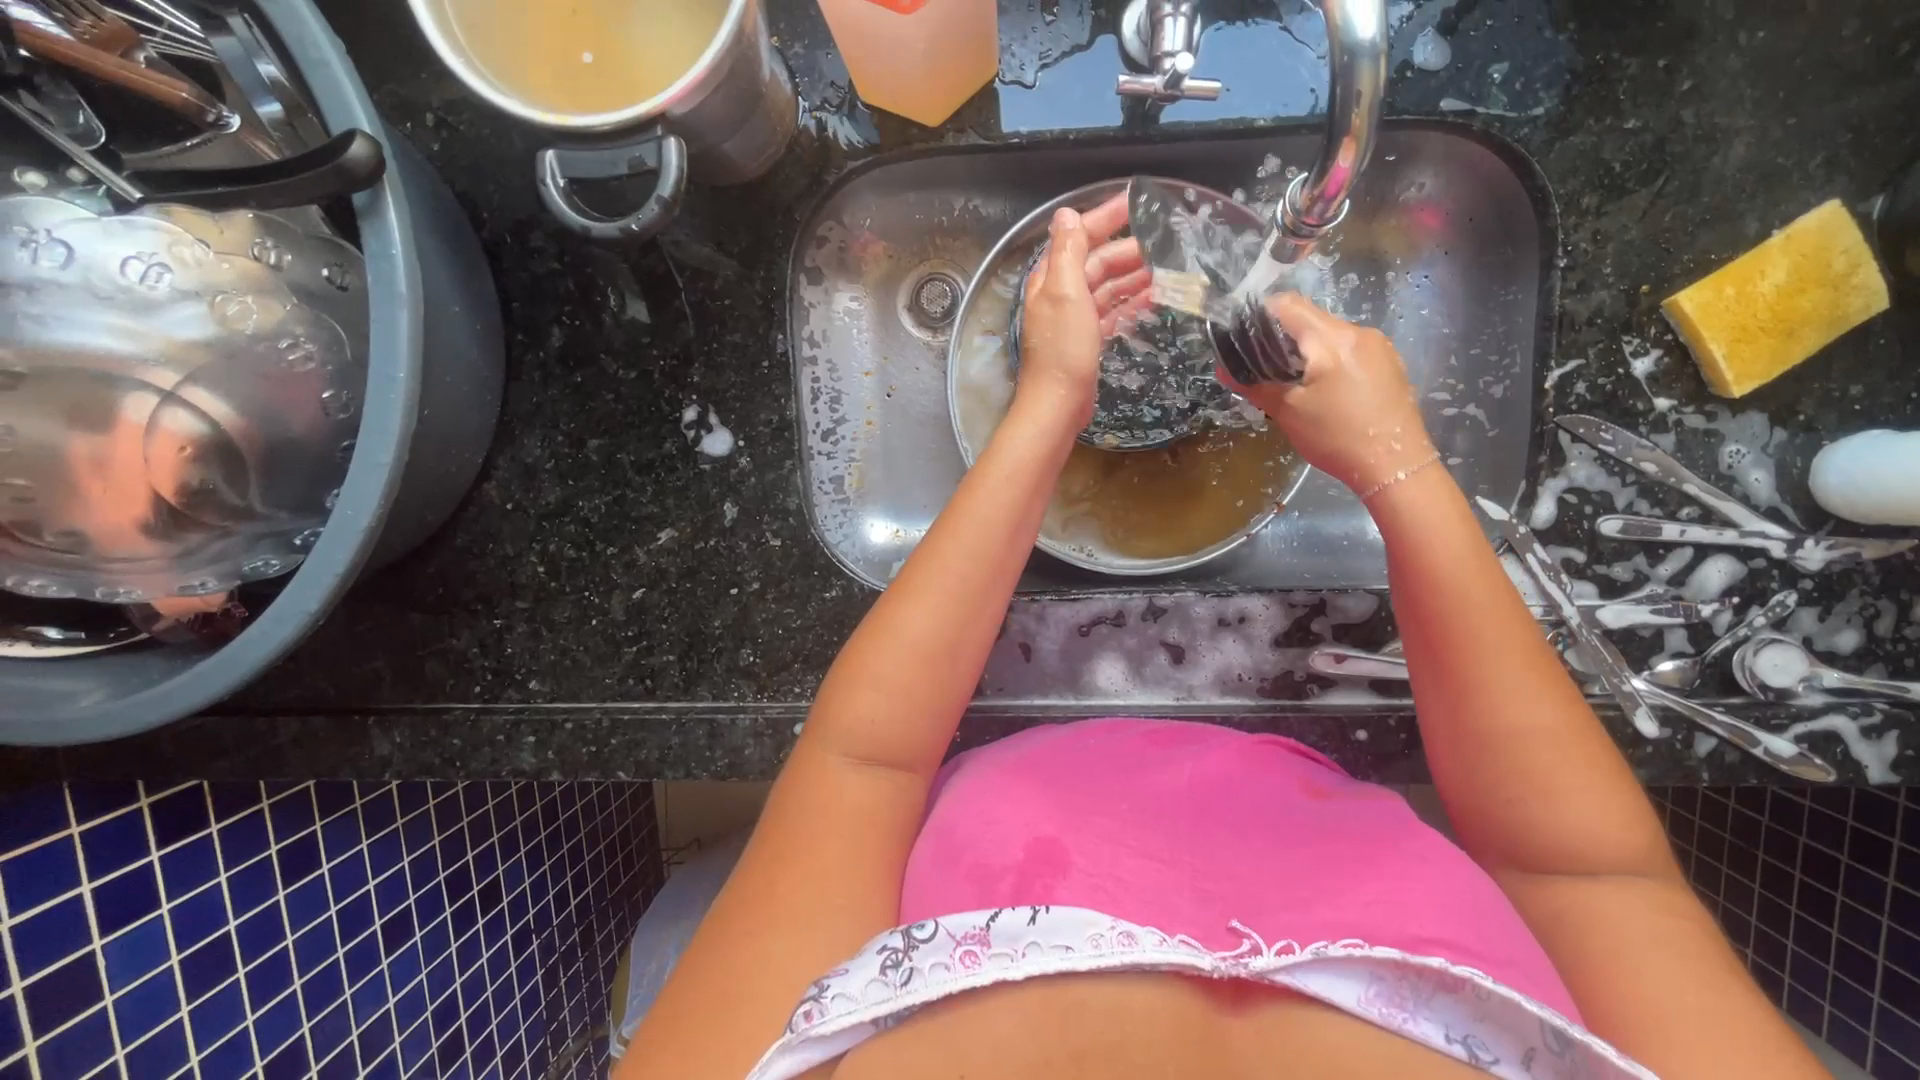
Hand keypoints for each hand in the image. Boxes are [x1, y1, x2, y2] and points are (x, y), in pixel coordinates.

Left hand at [1016, 194, 1149, 427]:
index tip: (1137, 200)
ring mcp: (1074, 317)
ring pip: (1108, 286)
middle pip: (1097, 261)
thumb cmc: (1063, 349)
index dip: (1106, 217)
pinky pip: (1113, 311)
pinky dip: (1132, 302)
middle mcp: (1060, 293)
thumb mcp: (1065, 293)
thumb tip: (1066, 213)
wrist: (1059, 404)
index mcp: (1051, 277)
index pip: (1080, 236)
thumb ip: (1067, 252)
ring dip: (1135, 276)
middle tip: (1165, 242)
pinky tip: (1155, 298)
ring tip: (1167, 269)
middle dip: (1128, 249)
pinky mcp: (1087, 339)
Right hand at [1223, 293, 1435, 494]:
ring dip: (1308, 352)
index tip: (1244, 337)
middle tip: (1264, 367)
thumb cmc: (1337, 437)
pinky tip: (1325, 391)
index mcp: (1332, 338)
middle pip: (1311, 319)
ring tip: (1294, 383)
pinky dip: (1330, 362)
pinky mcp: (1390, 364)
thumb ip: (1255, 385)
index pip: (1288, 304)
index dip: (1260, 314)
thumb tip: (1223, 369)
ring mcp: (1379, 347)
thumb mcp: (1288, 412)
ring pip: (1331, 336)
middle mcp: (1359, 332)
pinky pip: (1350, 351)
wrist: (1396, 467)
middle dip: (1283, 338)